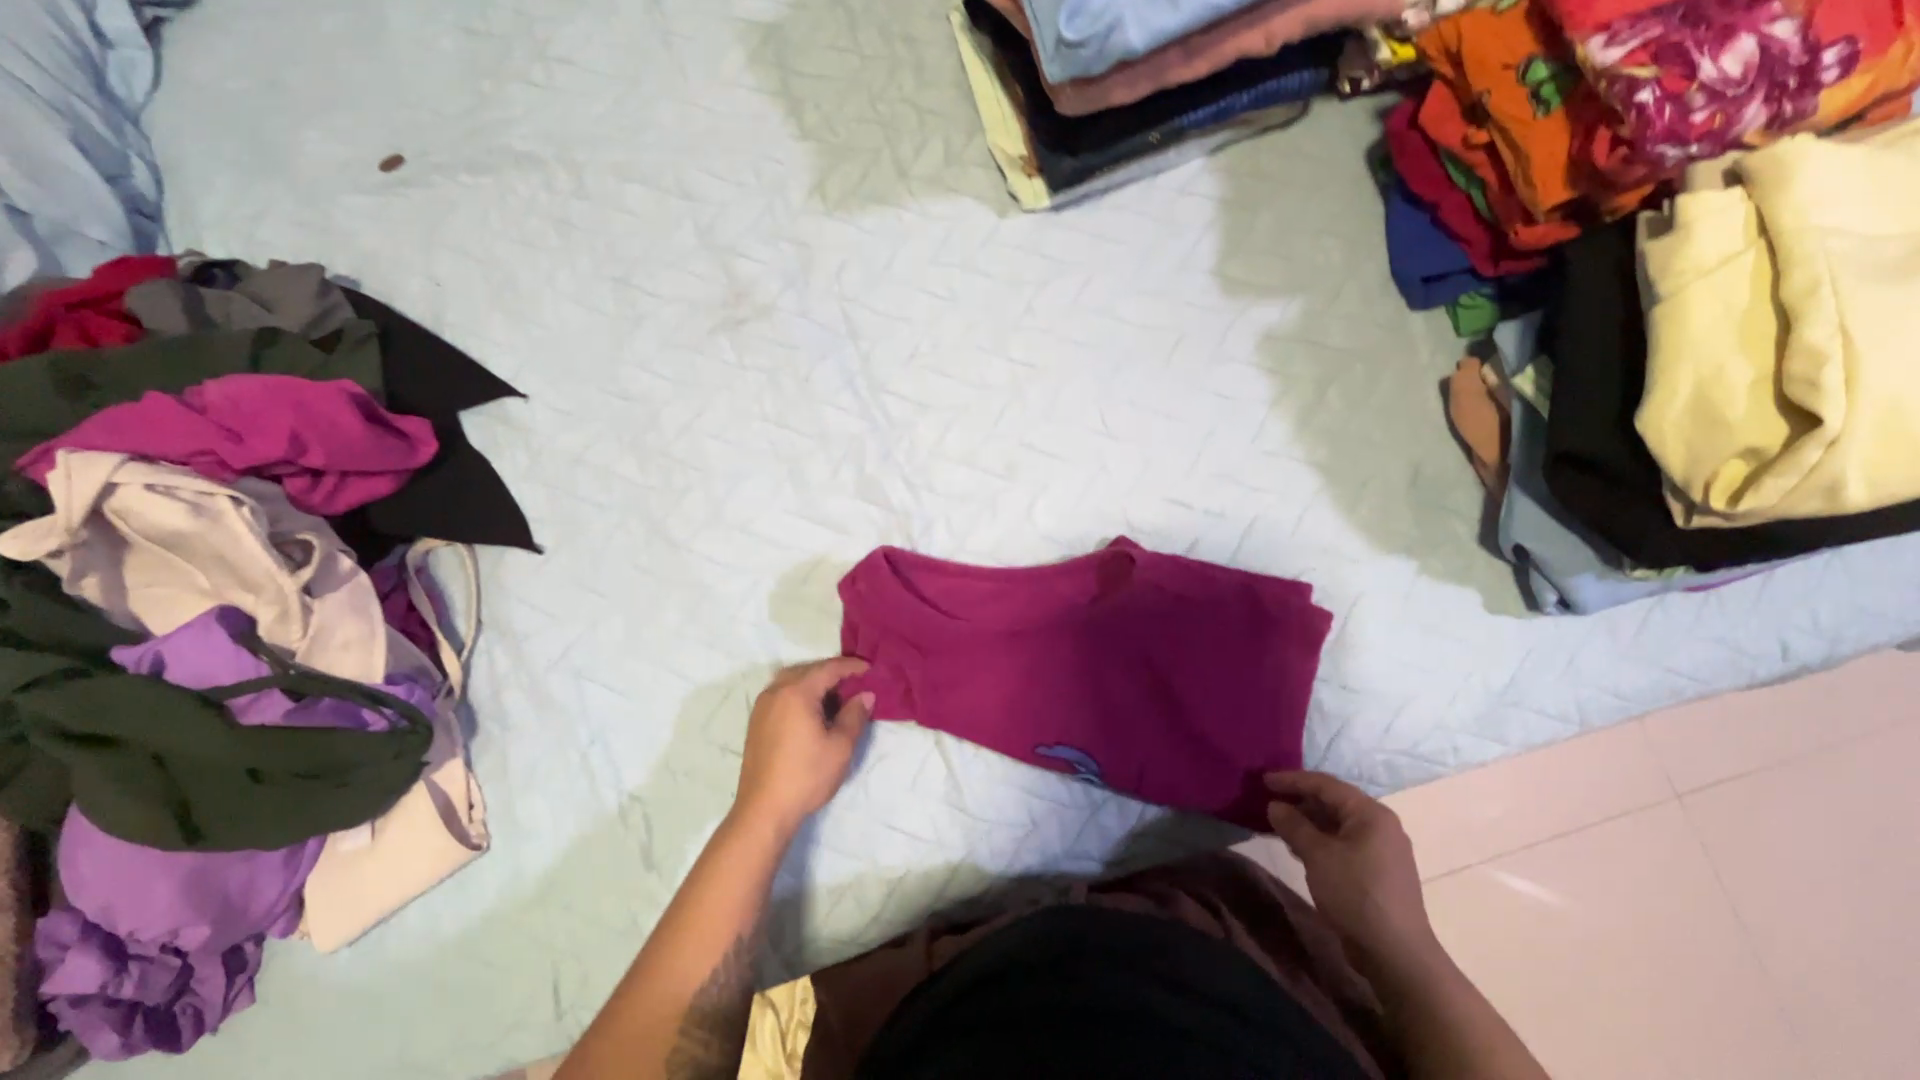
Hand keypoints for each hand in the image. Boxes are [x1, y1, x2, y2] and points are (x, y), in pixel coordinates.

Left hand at [732, 658, 873, 834]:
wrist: (764, 809)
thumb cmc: (807, 775)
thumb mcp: (840, 746)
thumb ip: (854, 715)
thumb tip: (865, 695)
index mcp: (796, 692)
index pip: (828, 668)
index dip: (851, 667)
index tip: (870, 669)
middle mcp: (775, 692)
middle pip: (807, 670)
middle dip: (831, 672)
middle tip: (855, 682)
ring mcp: (762, 707)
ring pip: (791, 681)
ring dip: (814, 683)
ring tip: (835, 697)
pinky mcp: (756, 722)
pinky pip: (781, 695)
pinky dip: (799, 694)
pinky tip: (813, 712)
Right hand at [1264, 771, 1439, 966]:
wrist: (1394, 951)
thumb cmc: (1355, 893)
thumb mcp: (1317, 855)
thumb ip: (1294, 825)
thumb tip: (1275, 805)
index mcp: (1371, 813)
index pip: (1327, 784)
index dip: (1293, 780)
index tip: (1264, 780)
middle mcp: (1381, 825)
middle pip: (1335, 802)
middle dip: (1300, 800)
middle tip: (1268, 802)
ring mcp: (1382, 850)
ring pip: (1339, 825)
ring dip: (1309, 823)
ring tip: (1279, 825)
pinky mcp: (1378, 872)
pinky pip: (1344, 844)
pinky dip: (1321, 841)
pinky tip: (1300, 849)